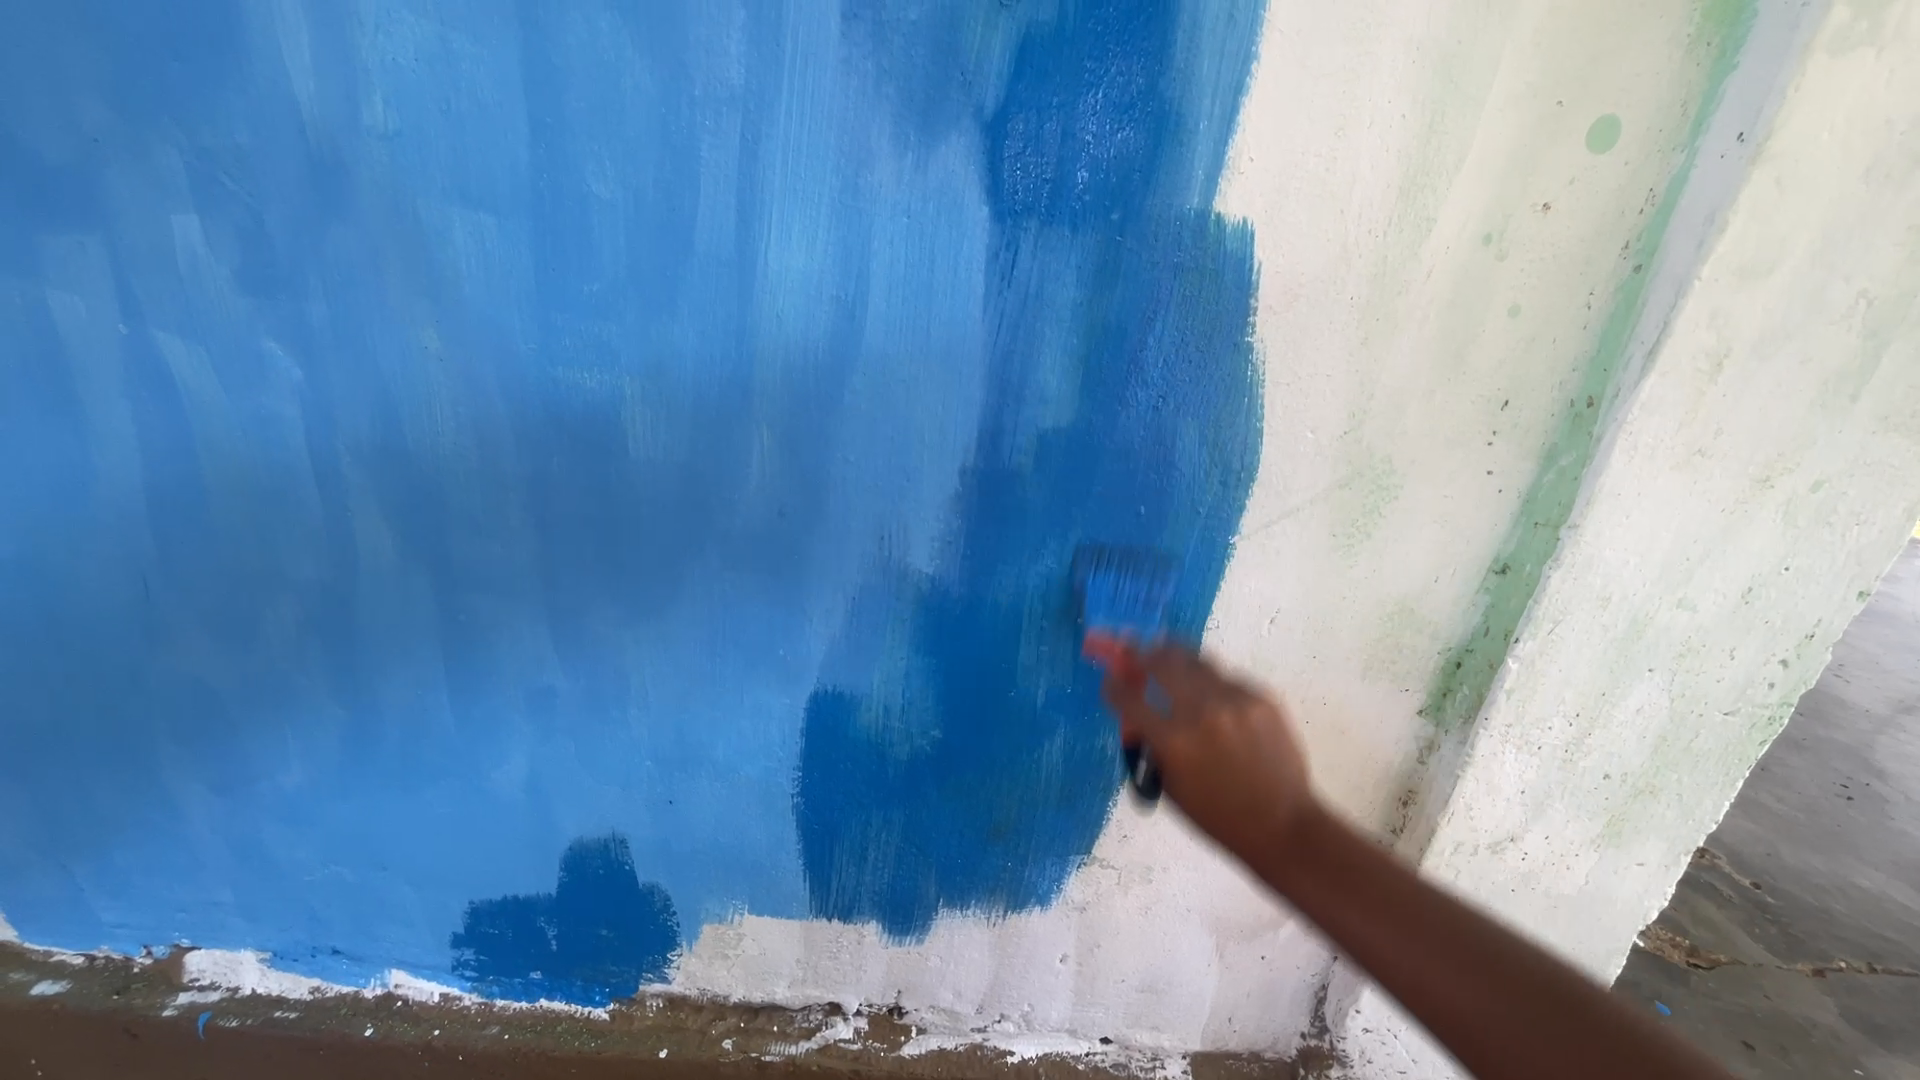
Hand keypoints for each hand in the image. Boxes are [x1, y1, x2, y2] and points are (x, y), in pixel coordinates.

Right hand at [1100, 645, 1316, 860]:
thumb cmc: (1217, 815)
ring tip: (1171, 660)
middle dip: (1142, 655)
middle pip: (1160, 662)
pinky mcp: (1261, 697)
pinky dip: (1212, 683)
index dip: (1113, 685)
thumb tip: (1134, 710)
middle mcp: (1201, 712)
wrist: (1283, 824)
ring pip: (1195, 661)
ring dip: (1176, 660)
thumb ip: (1150, 744)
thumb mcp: (1168, 786)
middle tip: (1139, 654)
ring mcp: (1234, 700)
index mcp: (1172, 741)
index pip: (1127, 697)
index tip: (1112, 680)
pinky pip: (1227, 678)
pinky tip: (1213, 697)